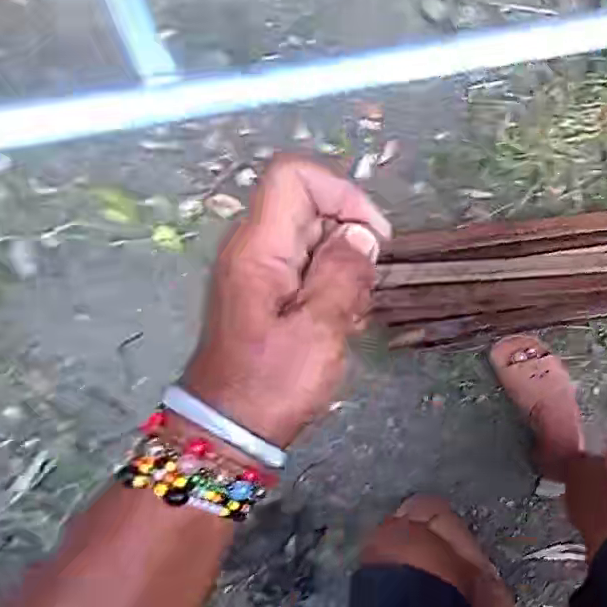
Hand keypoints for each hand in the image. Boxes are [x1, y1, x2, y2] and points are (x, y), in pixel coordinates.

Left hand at [182, 155, 390, 445]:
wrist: (232, 429)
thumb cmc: (274, 382)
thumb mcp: (319, 328)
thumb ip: (343, 273)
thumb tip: (362, 235)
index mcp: (259, 248)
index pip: (295, 177)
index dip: (342, 193)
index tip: (374, 238)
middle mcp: (254, 249)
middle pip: (310, 209)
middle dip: (350, 242)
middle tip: (361, 293)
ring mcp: (259, 272)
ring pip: (314, 242)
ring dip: (345, 271)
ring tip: (349, 317)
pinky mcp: (267, 295)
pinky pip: (308, 271)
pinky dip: (332, 289)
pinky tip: (339, 326)